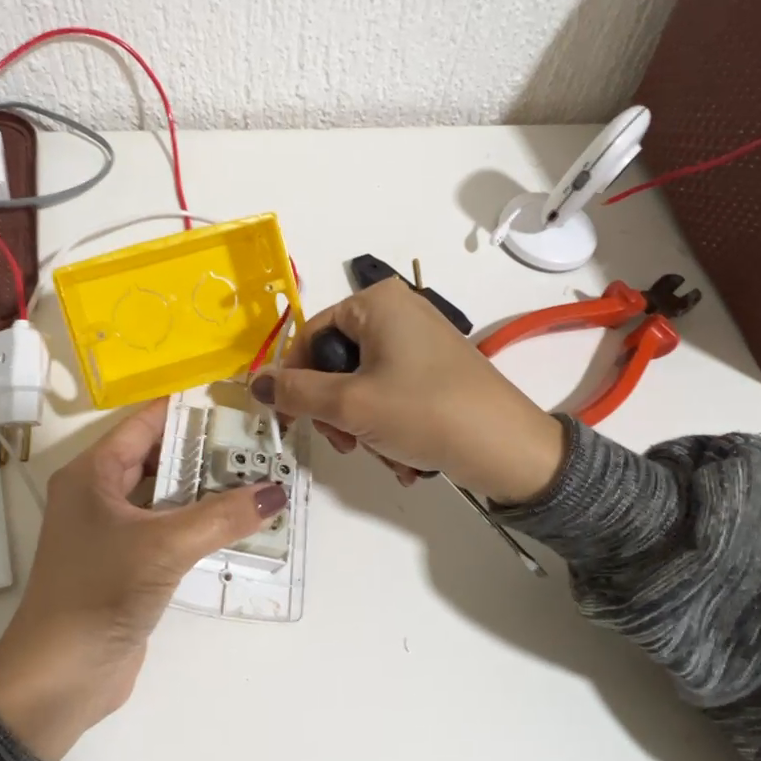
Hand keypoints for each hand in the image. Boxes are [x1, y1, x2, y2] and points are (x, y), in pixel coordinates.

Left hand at [0, 398, 286, 760]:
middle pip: (159, 458)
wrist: (58, 679)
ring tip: (263, 480)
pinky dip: (202, 526)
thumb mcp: (163, 547)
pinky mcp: (128, 566)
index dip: (191, 409)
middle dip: (208, 452)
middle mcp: (99, 495)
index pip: (146, 423)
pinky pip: (170, 532)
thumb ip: (222, 516)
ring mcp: (113, 533)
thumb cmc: (98, 594)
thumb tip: (276, 493)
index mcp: (92, 474)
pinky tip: (242, 527)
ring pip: (167, 497)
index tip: (241, 402)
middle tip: (265, 444)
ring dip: (209, 491)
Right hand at [251, 278, 564, 503]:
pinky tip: (404, 457)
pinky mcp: (437, 373)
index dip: (294, 379)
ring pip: (363, 387)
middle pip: (336, 363)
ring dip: (363, 428)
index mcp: (377, 302)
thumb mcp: (350, 405)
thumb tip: (253, 382)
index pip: (310, 335)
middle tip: (345, 442)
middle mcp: (399, 312)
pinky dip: (390, 428)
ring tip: (383, 453)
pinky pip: (392, 397)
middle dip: (336, 411)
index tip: (288, 419)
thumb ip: (295, 392)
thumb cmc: (423, 412)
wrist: (507, 449)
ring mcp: (421, 343)